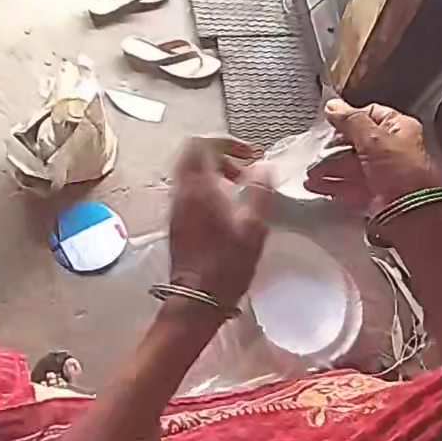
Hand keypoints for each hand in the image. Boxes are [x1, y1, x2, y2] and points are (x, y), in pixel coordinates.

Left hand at [167, 137, 269, 308]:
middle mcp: (181, 192)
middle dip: (221, 154)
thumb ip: (260, 190)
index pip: (203, 144)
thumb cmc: (227, 264)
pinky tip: (228, 208)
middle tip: (245, 169)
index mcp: (199, 188)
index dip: (229, 141)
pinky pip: (190, 190)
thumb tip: (265, 166)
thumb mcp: (253, 226)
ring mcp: (176, 207)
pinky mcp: (176, 222)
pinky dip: (208, 187)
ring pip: (190, 173)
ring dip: (215, 172)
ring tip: (240, 189)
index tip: (252, 154)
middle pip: (193, 155)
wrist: (198, 299)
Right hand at [307, 99, 441, 211]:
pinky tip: (318, 185)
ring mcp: (383, 174)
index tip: (330, 122)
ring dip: (329, 169)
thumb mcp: (373, 138)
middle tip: (317, 151)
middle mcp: (392, 150)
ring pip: (351, 167)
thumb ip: (351, 121)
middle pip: (357, 144)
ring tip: (311, 173)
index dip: (349, 118)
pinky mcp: (375, 195)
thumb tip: (333, 106)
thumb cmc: (402, 172)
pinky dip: (333, 186)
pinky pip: (349, 187)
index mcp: (399, 129)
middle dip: (334, 149)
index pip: (371, 115)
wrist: (409, 212)